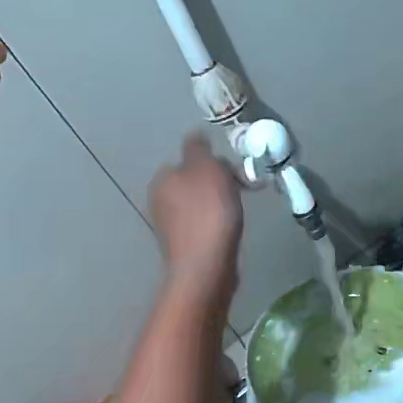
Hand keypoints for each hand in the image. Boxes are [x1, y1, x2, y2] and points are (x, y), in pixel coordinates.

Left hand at [150, 134, 241, 278]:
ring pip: (200, 203)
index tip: (236, 172)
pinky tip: (229, 230)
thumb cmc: (209, 212)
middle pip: (195, 182)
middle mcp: (160, 200)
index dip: (214, 162)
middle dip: (218, 183)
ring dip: (219, 203)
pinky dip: (217, 223)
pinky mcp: (183, 246)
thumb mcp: (207, 168)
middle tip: (242, 190)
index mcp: (162, 178)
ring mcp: (170, 225)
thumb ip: (199, 148)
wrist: (206, 266)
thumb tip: (195, 136)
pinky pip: (203, 224)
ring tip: (238, 211)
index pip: (189, 159)